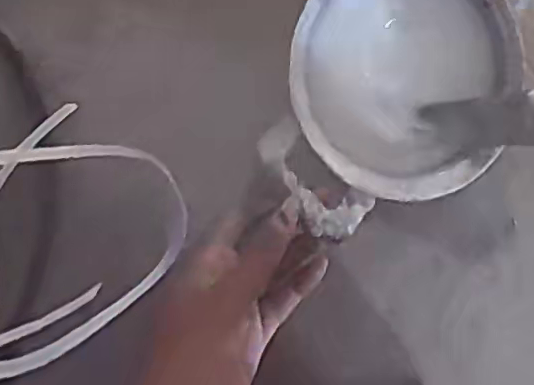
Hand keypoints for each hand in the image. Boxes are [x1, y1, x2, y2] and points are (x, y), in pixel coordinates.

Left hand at [140, 199, 330, 384]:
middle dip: (295, 221)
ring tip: (335, 226)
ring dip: (303, 248)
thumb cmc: (198, 350)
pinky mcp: (253, 331)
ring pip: (274, 267)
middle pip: (262, 239)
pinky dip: (300, 281)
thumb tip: (290, 207)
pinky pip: (279, 297)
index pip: (242, 215)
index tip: (306, 183)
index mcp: (205, 261)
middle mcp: (221, 276)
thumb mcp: (229, 297)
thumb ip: (262, 252)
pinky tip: (323, 264)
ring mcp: (237, 305)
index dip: (272, 198)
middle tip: (331, 202)